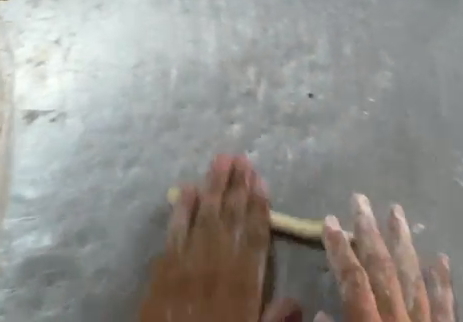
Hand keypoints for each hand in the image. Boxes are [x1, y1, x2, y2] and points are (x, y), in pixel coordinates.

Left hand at [140, 154, 300, 321]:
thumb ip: (274, 318)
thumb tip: (298, 301)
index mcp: (243, 282)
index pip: (255, 235)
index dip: (259, 206)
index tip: (261, 179)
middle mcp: (217, 264)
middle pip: (230, 217)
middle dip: (237, 185)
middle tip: (241, 157)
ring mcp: (189, 262)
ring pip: (205, 215)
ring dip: (213, 186)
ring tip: (221, 160)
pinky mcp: (165, 267)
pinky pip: (175, 230)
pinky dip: (182, 208)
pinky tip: (187, 188)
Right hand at [317, 195, 453, 321]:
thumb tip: (320, 312)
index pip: (353, 280)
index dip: (339, 250)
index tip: (329, 220)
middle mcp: (399, 318)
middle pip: (383, 268)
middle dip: (369, 232)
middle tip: (360, 198)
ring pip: (414, 277)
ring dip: (403, 241)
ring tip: (396, 210)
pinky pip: (446, 305)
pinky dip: (443, 281)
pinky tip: (441, 258)